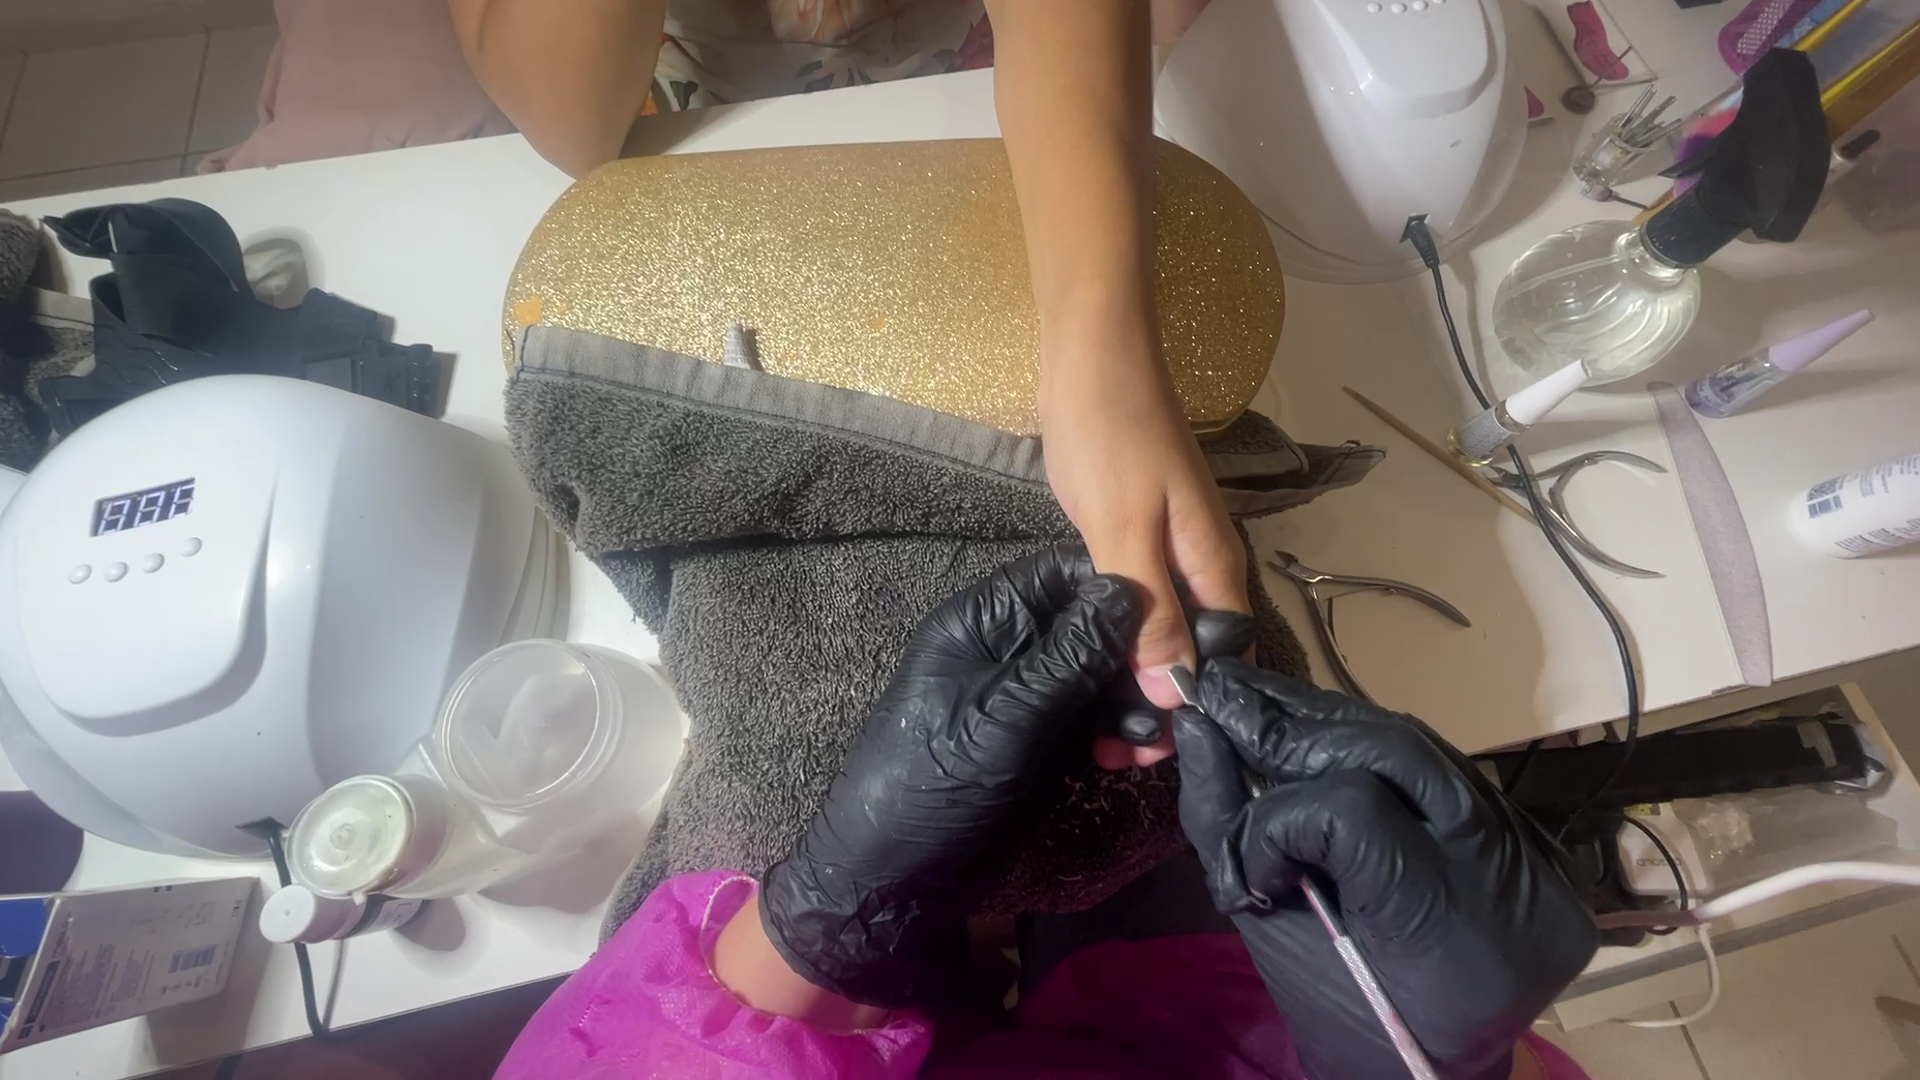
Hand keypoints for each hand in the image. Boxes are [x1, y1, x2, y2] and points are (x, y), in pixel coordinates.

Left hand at [760, 545, 1140, 1007]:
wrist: (903, 873)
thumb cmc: (937, 781)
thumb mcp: (1005, 718)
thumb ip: (1069, 658)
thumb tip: (1128, 589)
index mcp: (984, 618)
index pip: (1060, 575)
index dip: (1117, 587)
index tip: (1176, 615)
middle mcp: (1010, 642)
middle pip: (1090, 623)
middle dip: (1134, 655)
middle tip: (1174, 695)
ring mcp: (1030, 688)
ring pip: (1101, 671)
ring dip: (1134, 699)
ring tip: (1153, 739)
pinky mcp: (1045, 729)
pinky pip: (1095, 712)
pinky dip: (1120, 728)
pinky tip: (1134, 754)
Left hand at [1041, 348, 1247, 767]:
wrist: (1090, 357)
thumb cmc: (1109, 436)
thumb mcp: (1124, 528)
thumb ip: (1149, 609)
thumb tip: (1175, 693)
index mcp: (1214, 567)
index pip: (1223, 660)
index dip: (1192, 710)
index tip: (1143, 754)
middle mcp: (1202, 564)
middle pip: (1199, 650)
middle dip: (1163, 699)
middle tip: (1111, 748)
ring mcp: (1169, 546)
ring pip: (1169, 626)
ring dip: (1140, 669)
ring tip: (1098, 718)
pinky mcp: (1138, 532)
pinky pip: (1142, 598)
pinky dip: (1124, 631)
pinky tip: (1093, 653)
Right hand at [1174, 660, 1597, 1079]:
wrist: (1433, 1058)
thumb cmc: (1336, 1006)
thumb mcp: (1264, 928)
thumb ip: (1219, 819)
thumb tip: (1191, 722)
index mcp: (1448, 933)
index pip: (1352, 812)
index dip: (1279, 817)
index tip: (1246, 850)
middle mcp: (1513, 881)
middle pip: (1393, 748)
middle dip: (1294, 724)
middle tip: (1223, 697)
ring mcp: (1534, 851)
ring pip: (1412, 737)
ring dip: (1322, 717)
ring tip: (1256, 702)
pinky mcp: (1530, 832)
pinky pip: (1430, 756)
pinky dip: (1358, 737)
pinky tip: (1309, 730)